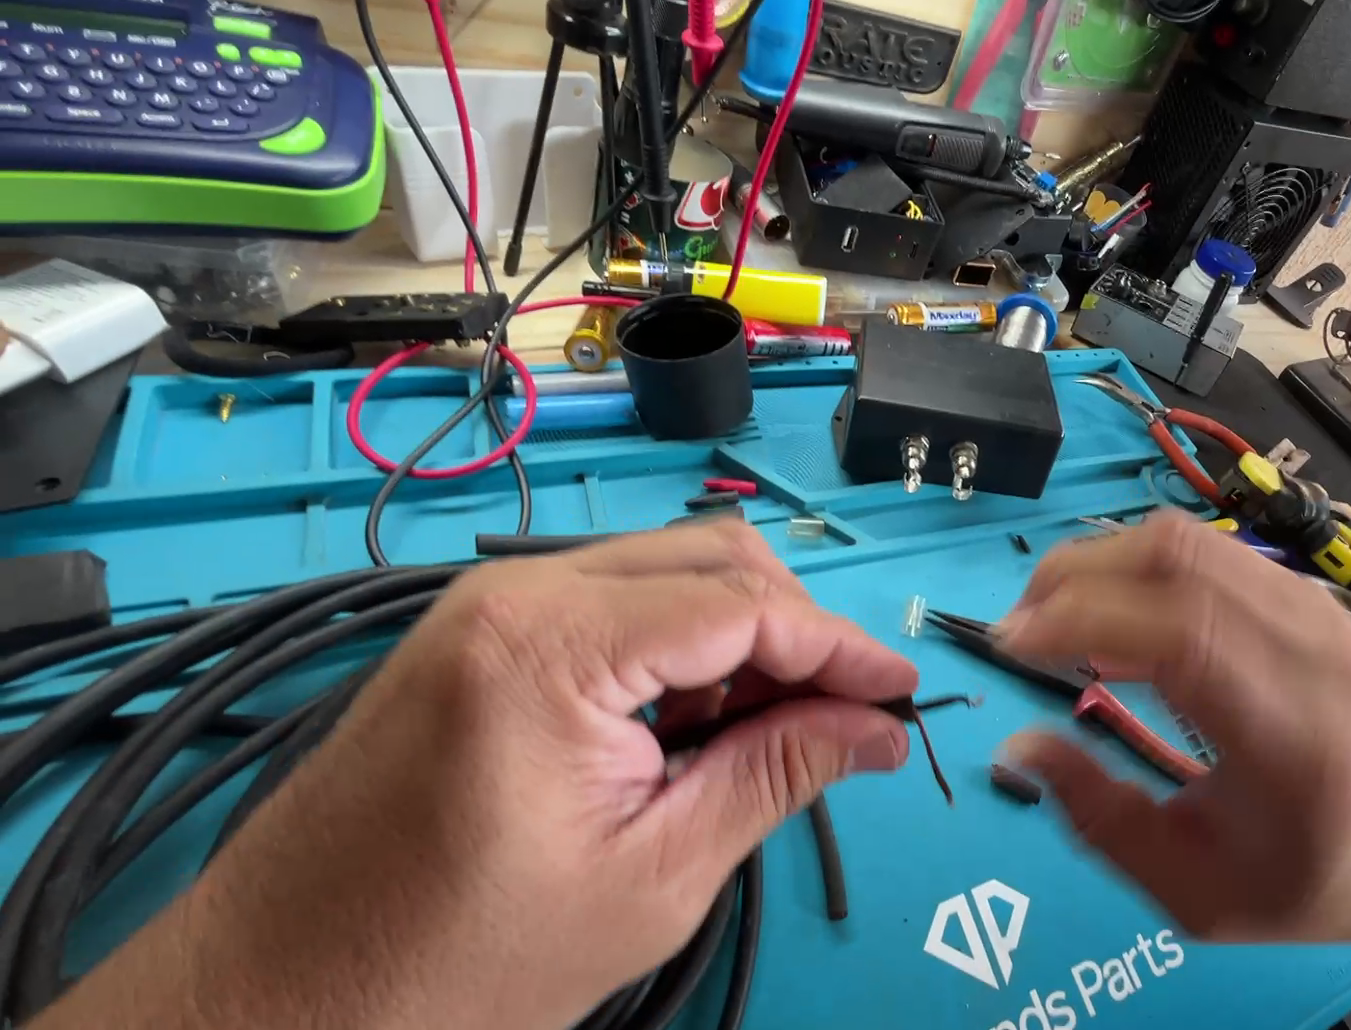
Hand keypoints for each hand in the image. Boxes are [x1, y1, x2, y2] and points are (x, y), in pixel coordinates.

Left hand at [132, 523, 916, 1028]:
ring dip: (746, 635)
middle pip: (715, 559)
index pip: (744, 606)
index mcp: (555, 643)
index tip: (901, 692)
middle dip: (797, 631)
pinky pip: (625, 600)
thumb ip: (781, 774)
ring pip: (675, 568)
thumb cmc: (457, 974)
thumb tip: (882, 730)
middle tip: (843, 710)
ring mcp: (496, 600)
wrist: (257, 1018)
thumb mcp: (655, 878)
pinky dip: (688, 646)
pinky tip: (699, 721)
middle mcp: (522, 588)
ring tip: (772, 725)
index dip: (840, 647)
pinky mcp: (487, 628)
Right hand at [998, 510, 1350, 951]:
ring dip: (1099, 560)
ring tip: (1053, 609)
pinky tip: (1111, 603)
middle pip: (1175, 562)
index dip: (1081, 618)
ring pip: (1183, 540)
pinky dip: (1136, 561)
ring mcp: (1314, 608)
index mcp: (1297, 740)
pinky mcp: (1304, 591)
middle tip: (1020, 622)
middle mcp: (1313, 652)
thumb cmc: (1319, 879)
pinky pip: (1202, 548)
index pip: (1181, 636)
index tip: (1011, 640)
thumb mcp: (1201, 897)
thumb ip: (1102, 823)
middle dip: (1073, 575)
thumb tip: (1017, 746)